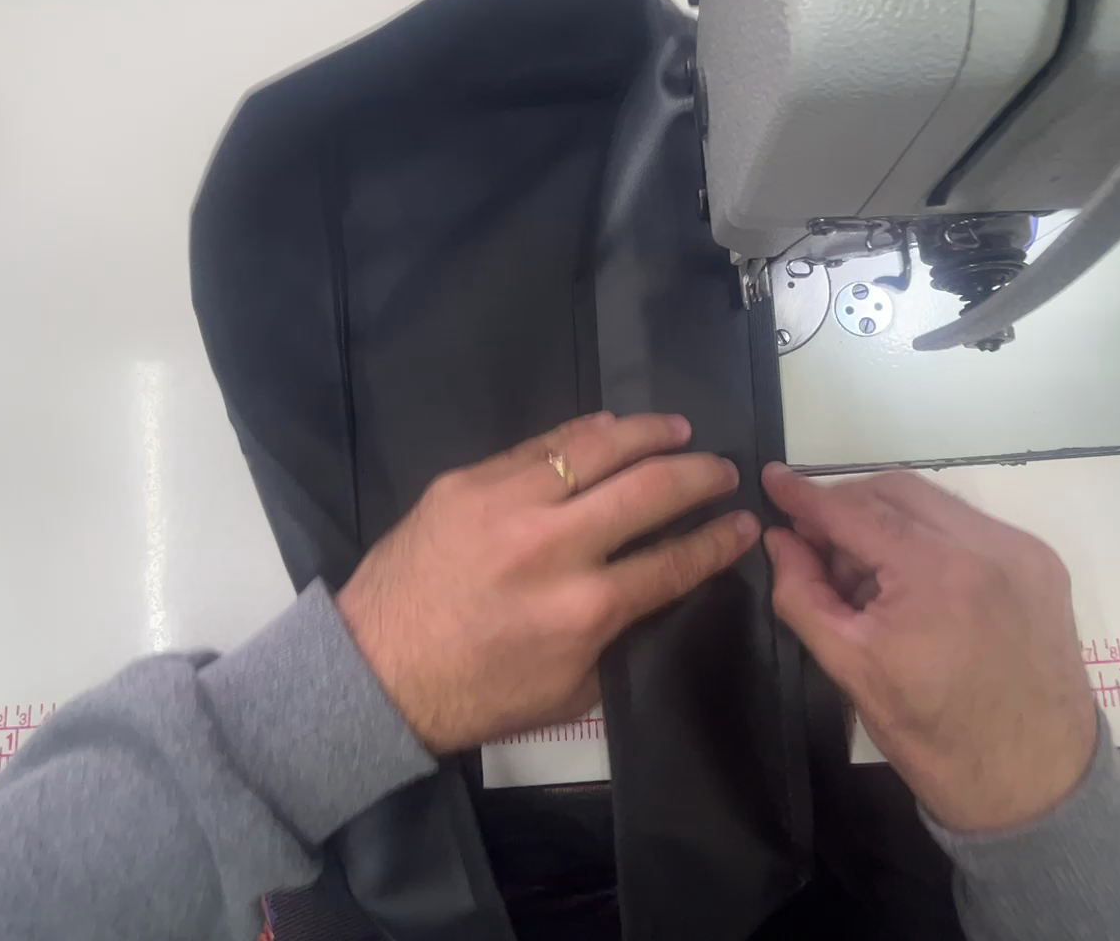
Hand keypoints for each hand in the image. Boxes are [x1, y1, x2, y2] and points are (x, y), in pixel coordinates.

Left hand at [337, 413, 758, 753]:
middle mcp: (554, 545)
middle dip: (700, 475)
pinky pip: (540, 444)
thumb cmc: (475, 693)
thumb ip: (621, 634)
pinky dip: (584, 433)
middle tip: (723, 469)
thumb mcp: (568, 688)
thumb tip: (660, 583)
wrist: (375, 669)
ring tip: (677, 429)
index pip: (675, 560)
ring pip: (597, 448)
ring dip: (648, 433)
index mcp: (585, 609)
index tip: (744, 524)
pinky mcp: (469, 479)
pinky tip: (610, 427)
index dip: (719, 539)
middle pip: (649, 490)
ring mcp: (507, 503)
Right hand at [761, 463, 1096, 832]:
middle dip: (844, 506)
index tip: (772, 478)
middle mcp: (988, 545)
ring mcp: (1022, 550)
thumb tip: (778, 538)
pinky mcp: (1042, 562)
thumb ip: (801, 592)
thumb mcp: (847, 665)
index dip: (806, 494)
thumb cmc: (932, 734)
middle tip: (813, 543)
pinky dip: (922, 534)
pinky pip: (963, 523)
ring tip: (863, 572)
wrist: (1035, 786)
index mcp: (938, 573)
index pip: (855, 512)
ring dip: (883, 519)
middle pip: (893, 491)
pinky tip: (908, 578)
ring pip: (930, 501)